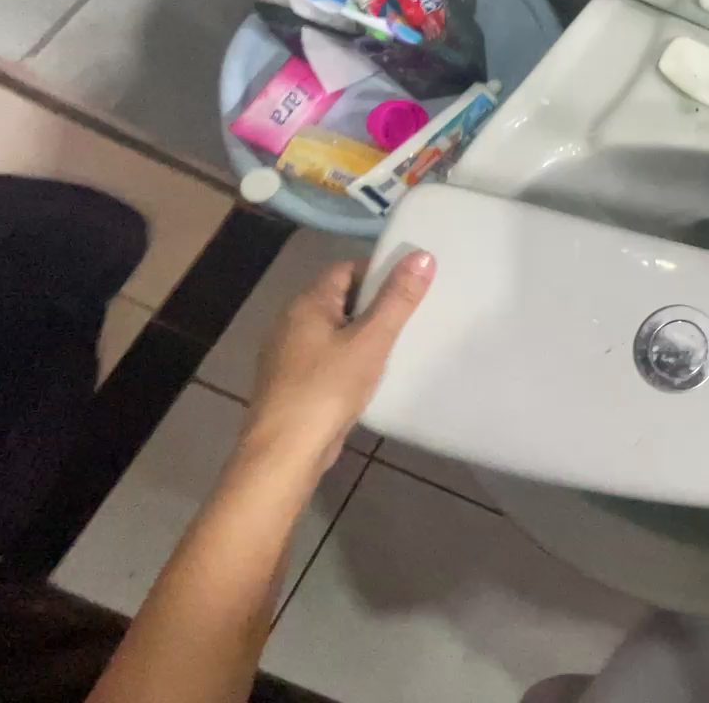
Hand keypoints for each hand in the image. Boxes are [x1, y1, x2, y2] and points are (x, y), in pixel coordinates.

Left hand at [242, 251, 435, 468]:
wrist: (285, 452)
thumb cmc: (328, 387)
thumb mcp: (372, 339)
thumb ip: (398, 298)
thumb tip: (423, 255)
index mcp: (306, 304)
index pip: (345, 269)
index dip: (379, 271)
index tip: (411, 284)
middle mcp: (290, 322)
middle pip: (340, 297)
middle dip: (376, 302)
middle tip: (412, 312)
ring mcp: (288, 354)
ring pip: (335, 328)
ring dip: (364, 330)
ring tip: (399, 341)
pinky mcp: (292, 381)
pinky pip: (328, 353)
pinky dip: (352, 354)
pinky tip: (372, 371)